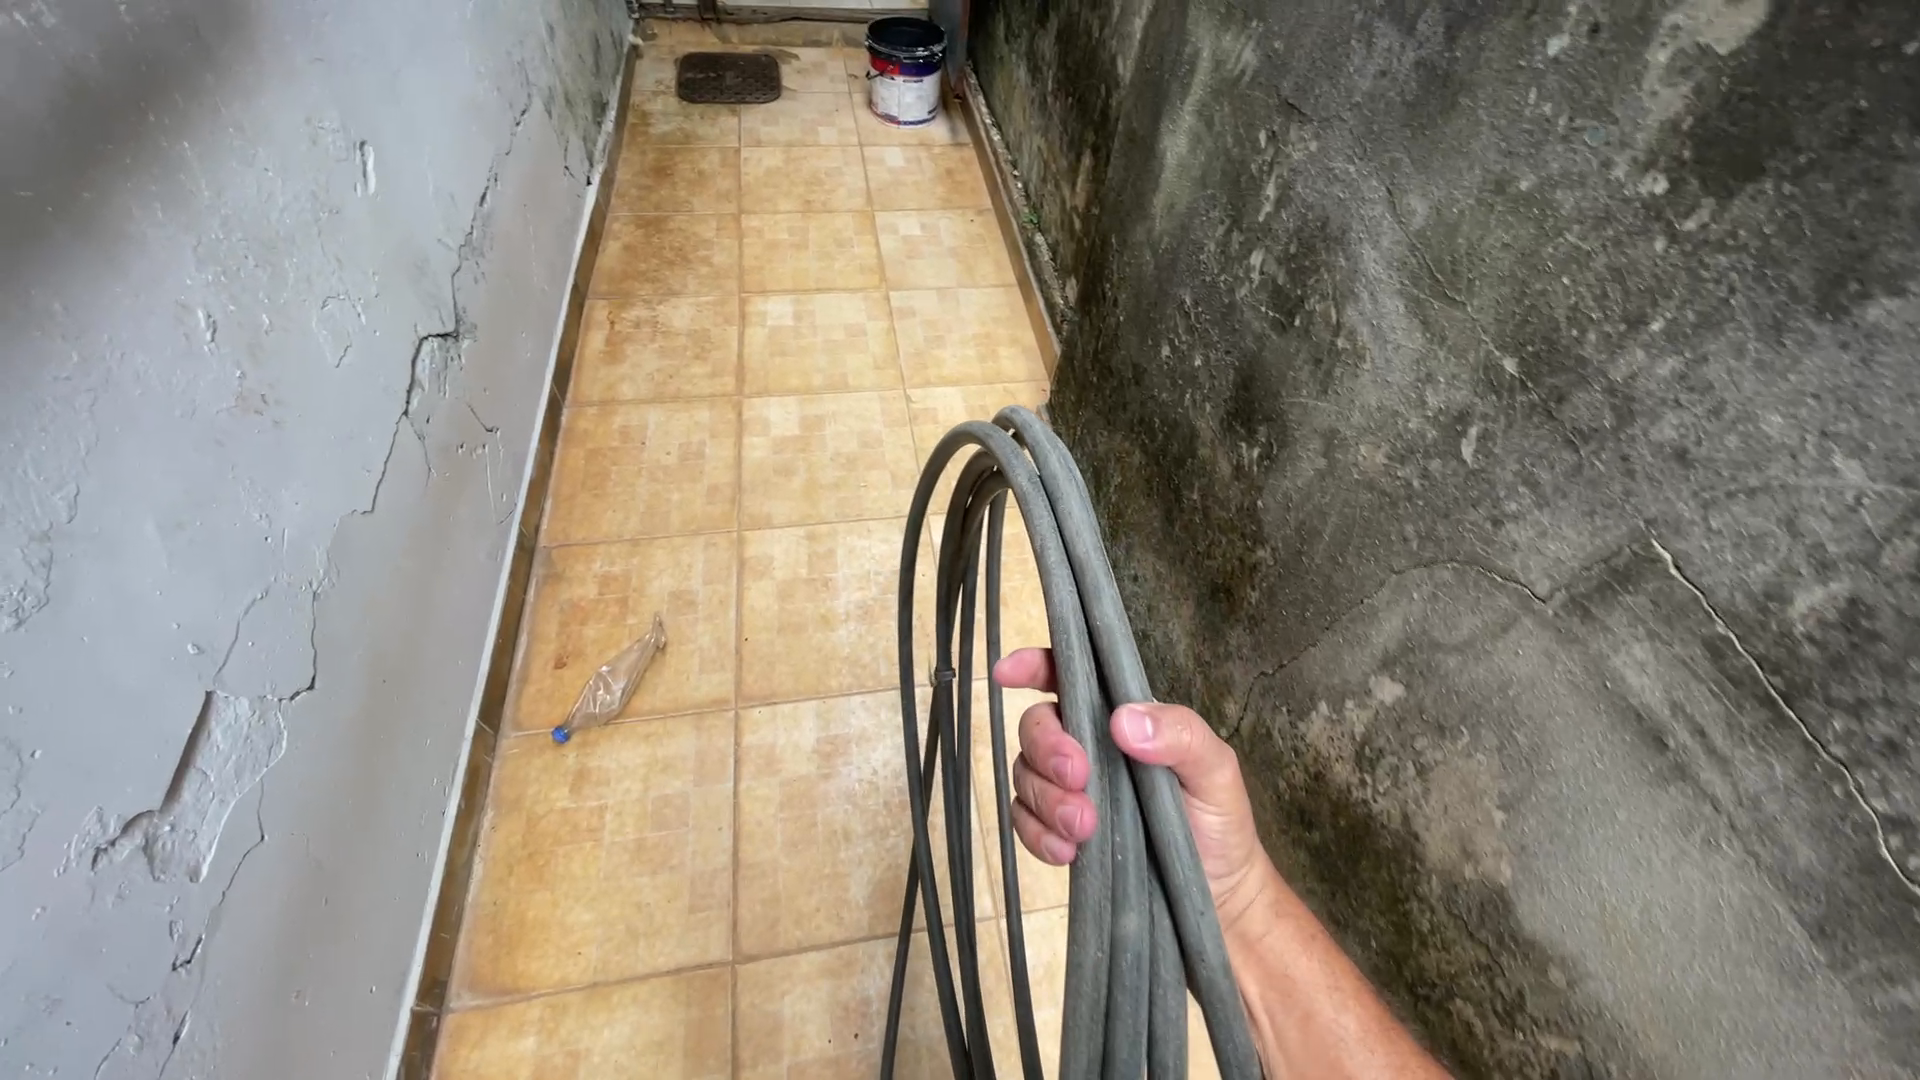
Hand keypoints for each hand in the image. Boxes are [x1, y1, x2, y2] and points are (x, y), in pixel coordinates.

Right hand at [992, 647, 1275, 931]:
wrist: (1216, 895)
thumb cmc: (1218, 818)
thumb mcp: (1214, 768)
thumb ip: (1179, 734)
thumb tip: (1123, 721)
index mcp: (1116, 713)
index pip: (1066, 674)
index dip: (1032, 665)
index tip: (1008, 673)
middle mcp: (1084, 742)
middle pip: (1036, 724)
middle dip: (1048, 748)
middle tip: (1078, 777)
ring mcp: (1065, 787)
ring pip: (1025, 773)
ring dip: (1046, 798)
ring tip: (1085, 828)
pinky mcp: (1055, 829)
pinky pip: (1023, 820)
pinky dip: (1037, 834)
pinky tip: (1068, 852)